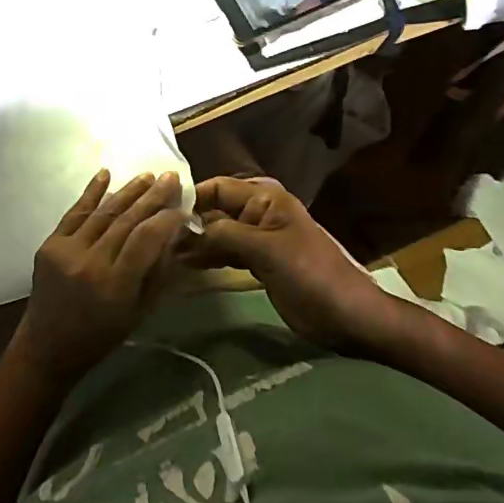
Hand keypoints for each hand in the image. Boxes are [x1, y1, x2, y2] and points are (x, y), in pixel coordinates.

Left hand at [15, 170, 187, 381]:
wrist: (47, 346)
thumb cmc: (100, 336)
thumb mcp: (138, 313)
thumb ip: (156, 274)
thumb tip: (172, 236)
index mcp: (116, 285)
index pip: (146, 239)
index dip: (166, 220)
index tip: (182, 207)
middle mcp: (91, 262)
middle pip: (126, 220)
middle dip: (151, 197)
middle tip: (170, 177)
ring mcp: (67, 250)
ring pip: (103, 213)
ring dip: (127, 191)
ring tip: (147, 176)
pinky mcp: (49, 244)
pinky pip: (74, 213)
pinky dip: (90, 193)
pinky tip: (105, 174)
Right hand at [181, 176, 400, 353]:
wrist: (346, 315)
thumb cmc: (309, 273)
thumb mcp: (266, 249)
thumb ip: (225, 233)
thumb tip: (189, 227)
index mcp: (264, 197)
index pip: (216, 188)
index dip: (190, 198)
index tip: (160, 214)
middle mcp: (258, 211)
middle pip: (214, 209)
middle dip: (189, 221)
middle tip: (157, 238)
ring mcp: (257, 237)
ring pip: (217, 232)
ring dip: (195, 242)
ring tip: (165, 254)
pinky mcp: (257, 260)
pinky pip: (225, 251)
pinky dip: (207, 257)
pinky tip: (186, 265)